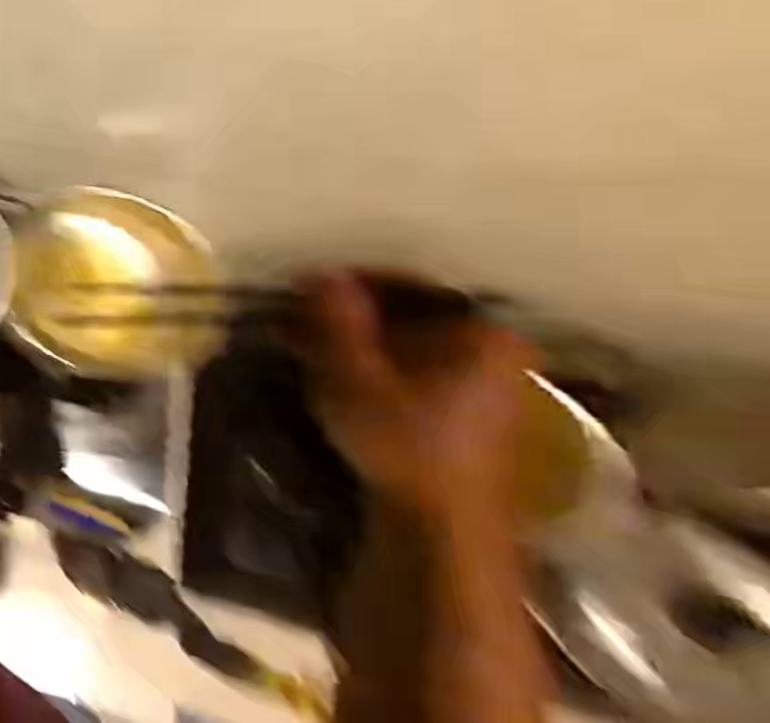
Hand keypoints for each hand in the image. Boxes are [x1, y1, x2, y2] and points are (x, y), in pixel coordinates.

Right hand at [298, 270, 536, 524]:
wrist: (444, 526)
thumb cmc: (401, 442)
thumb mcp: (352, 376)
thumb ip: (337, 321)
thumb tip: (321, 272)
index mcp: (482, 333)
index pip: (407, 285)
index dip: (349, 283)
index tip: (302, 289)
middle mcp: (498, 350)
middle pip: (410, 313)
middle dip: (350, 314)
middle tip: (300, 317)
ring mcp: (490, 382)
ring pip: (410, 341)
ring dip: (357, 339)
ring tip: (308, 344)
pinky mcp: (473, 410)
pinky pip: (417, 366)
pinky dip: (376, 363)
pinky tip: (337, 372)